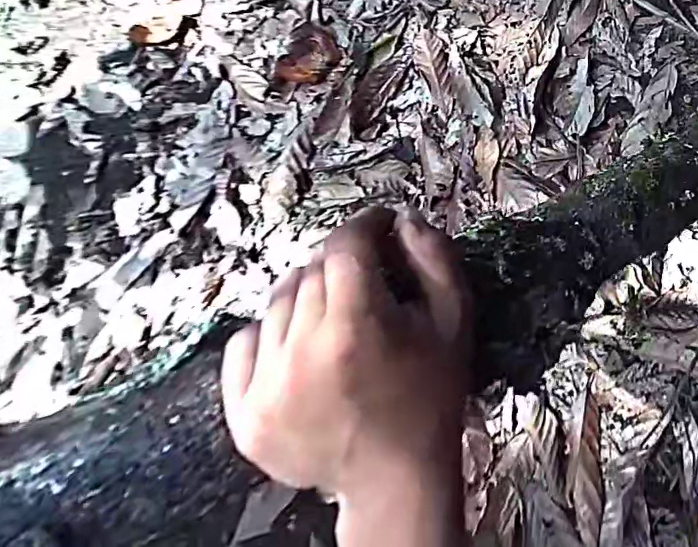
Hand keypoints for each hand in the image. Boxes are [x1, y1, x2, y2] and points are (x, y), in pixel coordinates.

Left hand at [221, 207, 470, 511]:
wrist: (396, 478)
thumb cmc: (431, 392)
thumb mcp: (453, 317)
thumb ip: (435, 257)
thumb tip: (404, 219)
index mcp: (356, 326)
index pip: (345, 244)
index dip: (366, 223)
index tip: (381, 224)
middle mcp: (302, 352)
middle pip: (313, 268)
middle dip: (344, 260)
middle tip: (369, 275)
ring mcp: (265, 386)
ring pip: (278, 299)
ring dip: (309, 291)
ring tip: (337, 309)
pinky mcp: (243, 415)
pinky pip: (244, 343)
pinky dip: (272, 331)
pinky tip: (302, 342)